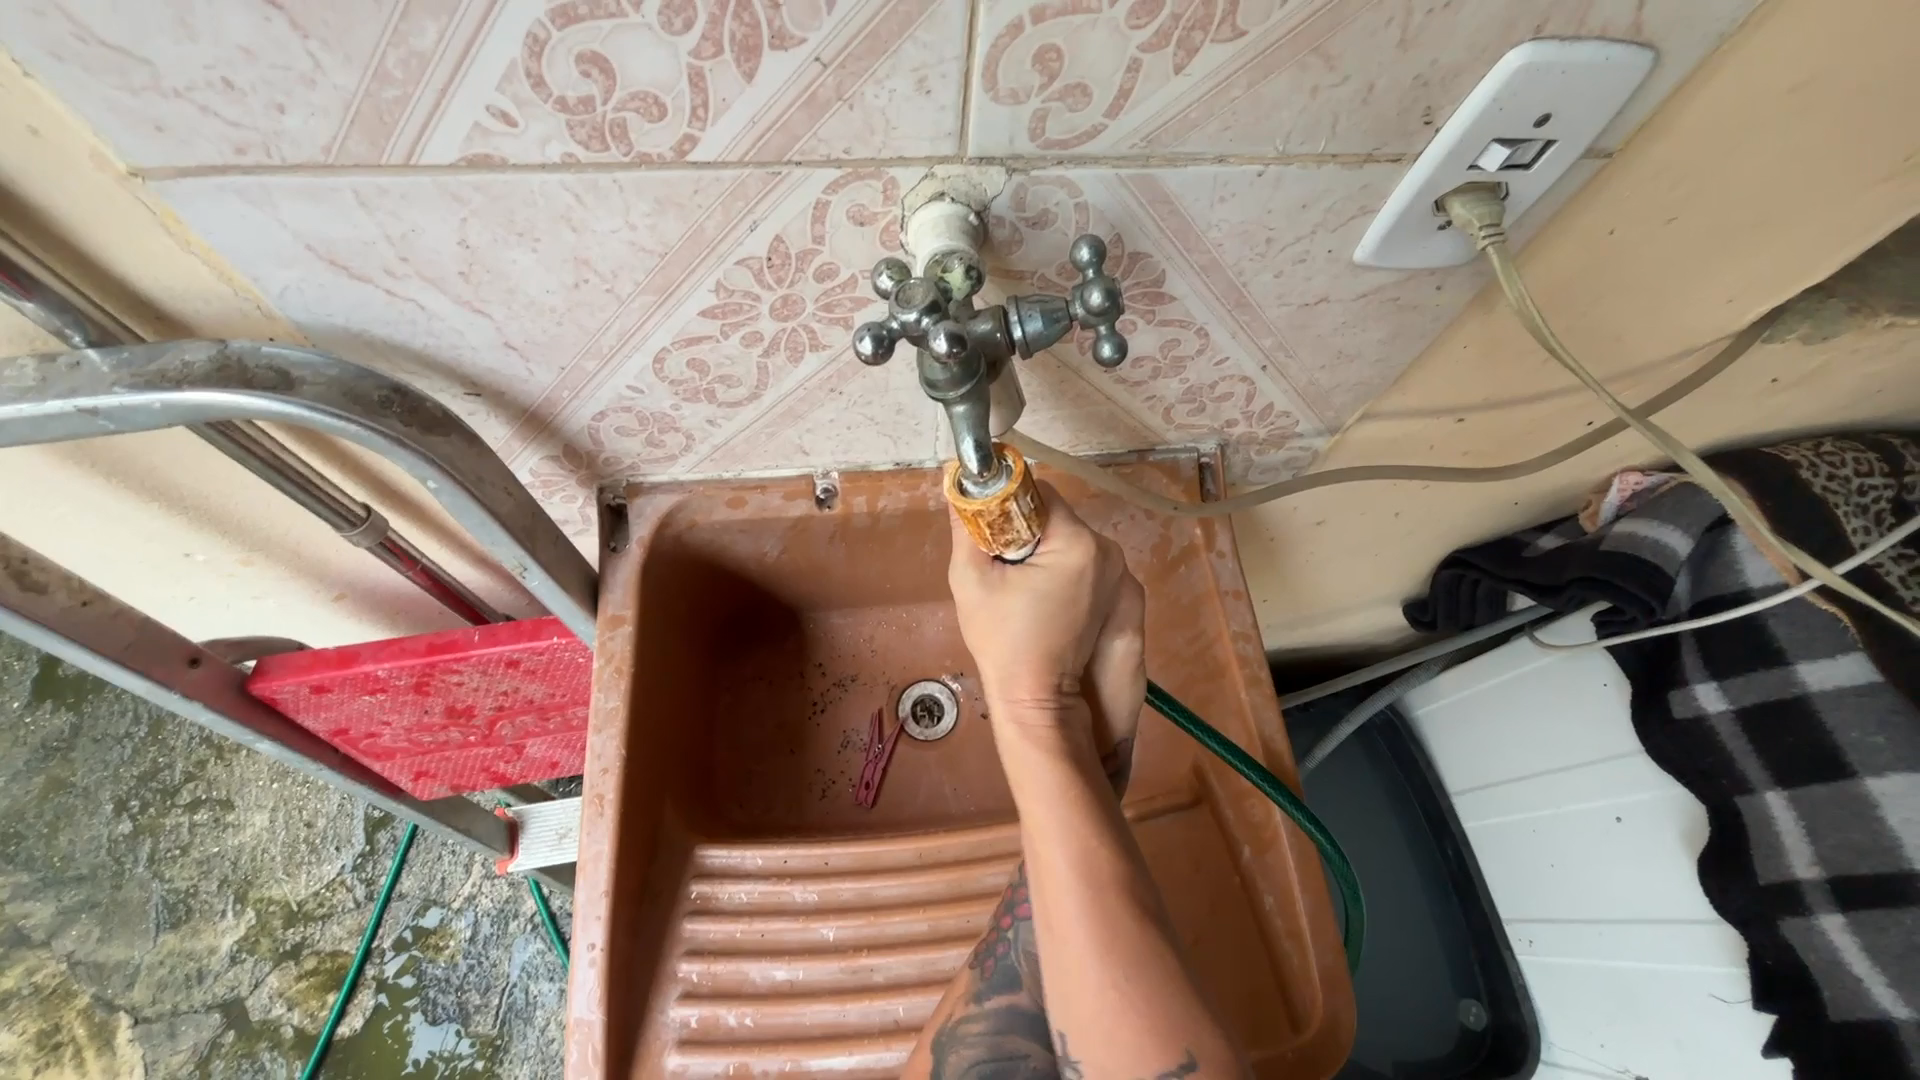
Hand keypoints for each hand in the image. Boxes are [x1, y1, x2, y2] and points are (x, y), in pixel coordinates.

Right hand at [947, 484, 1146, 744]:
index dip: (1008, 508)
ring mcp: (1120, 573)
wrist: (1037, 699)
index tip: (991, 536)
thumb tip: (958, 485)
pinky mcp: (1120, 593)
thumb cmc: (1002, 642)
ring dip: (1044, 551)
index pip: (1038, 495)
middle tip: (1002, 567)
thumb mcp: (970, 579)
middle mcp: (1108, 551)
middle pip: (1056, 517)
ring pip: (1069, 538)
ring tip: (1021, 588)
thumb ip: (966, 527)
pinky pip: (1083, 561)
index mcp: (1077, 543)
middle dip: (1026, 533)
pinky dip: (1061, 569)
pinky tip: (1042, 598)